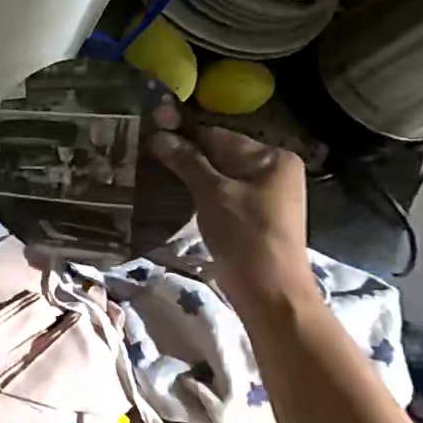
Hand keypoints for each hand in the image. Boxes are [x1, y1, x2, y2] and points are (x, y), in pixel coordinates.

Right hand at [148, 102, 314, 308]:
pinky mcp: (255, 212)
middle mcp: (274, 169)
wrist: (269, 287)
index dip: (182, 134)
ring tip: (158, 174)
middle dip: (185, 155)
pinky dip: (201, 190)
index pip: (217, 135)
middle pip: (219, 153)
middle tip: (149, 157)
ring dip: (190, 173)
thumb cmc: (244, 234)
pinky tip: (179, 195)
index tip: (149, 135)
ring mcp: (266, 192)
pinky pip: (223, 190)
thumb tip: (159, 135)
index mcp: (272, 157)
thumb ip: (187, 161)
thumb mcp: (212, 193)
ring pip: (219, 173)